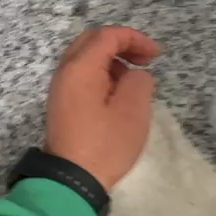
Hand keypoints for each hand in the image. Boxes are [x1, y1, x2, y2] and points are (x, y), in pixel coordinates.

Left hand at [43, 25, 160, 189]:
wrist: (72, 179)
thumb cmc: (105, 144)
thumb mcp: (133, 110)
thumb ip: (139, 81)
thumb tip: (134, 74)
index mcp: (80, 68)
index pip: (107, 36)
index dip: (134, 38)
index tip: (156, 55)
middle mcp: (65, 72)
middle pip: (92, 41)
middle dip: (121, 44)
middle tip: (145, 60)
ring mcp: (60, 87)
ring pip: (85, 57)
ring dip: (111, 60)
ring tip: (134, 80)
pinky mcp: (61, 102)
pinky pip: (81, 74)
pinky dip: (101, 74)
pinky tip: (117, 93)